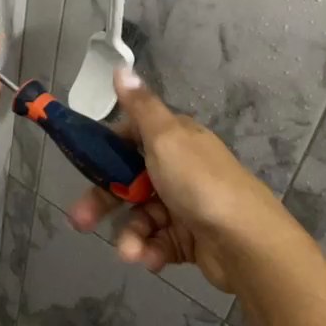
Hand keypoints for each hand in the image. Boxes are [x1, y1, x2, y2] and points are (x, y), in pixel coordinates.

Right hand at [68, 69, 290, 292]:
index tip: (83, 166)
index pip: (131, 138)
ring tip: (129, 253)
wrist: (247, 242)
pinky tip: (149, 259)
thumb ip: (140, 106)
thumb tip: (121, 67)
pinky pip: (159, 242)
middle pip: (130, 182)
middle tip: (79, 221)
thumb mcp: (165, 137)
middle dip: (104, 202)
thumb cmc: (200, 183)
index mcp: (176, 139)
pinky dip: (150, 250)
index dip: (106, 152)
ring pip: (142, 216)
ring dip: (130, 234)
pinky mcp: (191, 239)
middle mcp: (180, 168)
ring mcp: (186, 205)